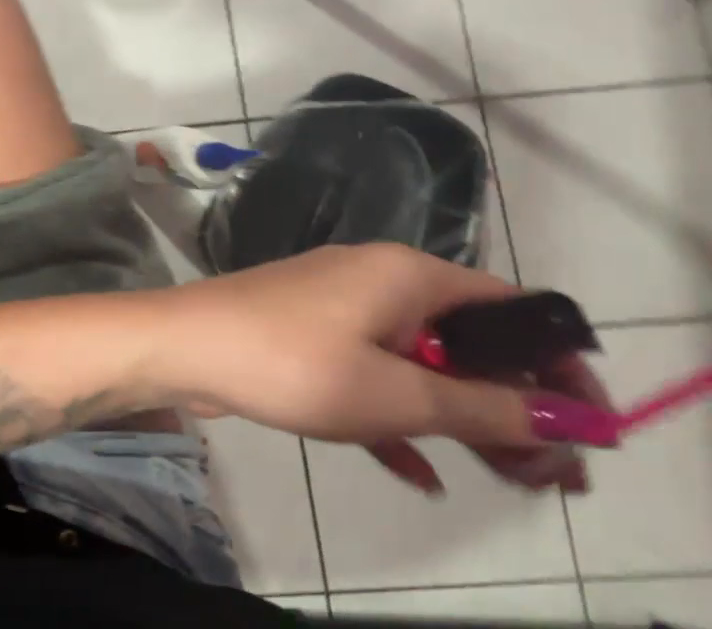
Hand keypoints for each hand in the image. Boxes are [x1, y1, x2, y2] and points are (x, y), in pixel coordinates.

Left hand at [149, 244, 612, 492]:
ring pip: (414, 364)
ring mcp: (332, 309)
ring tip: (509, 480)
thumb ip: (485, 408)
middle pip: (464, 340)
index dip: (555, 361)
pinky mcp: (300, 338)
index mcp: (405, 275)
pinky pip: (364, 376)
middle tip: (549, 472)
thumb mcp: (396, 394)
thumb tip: (573, 419)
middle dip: (509, 403)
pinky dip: (391, 418)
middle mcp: (373, 280)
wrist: (172, 348)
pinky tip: (416, 476)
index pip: (509, 307)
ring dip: (455, 418)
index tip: (583, 422)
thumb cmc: (288, 363)